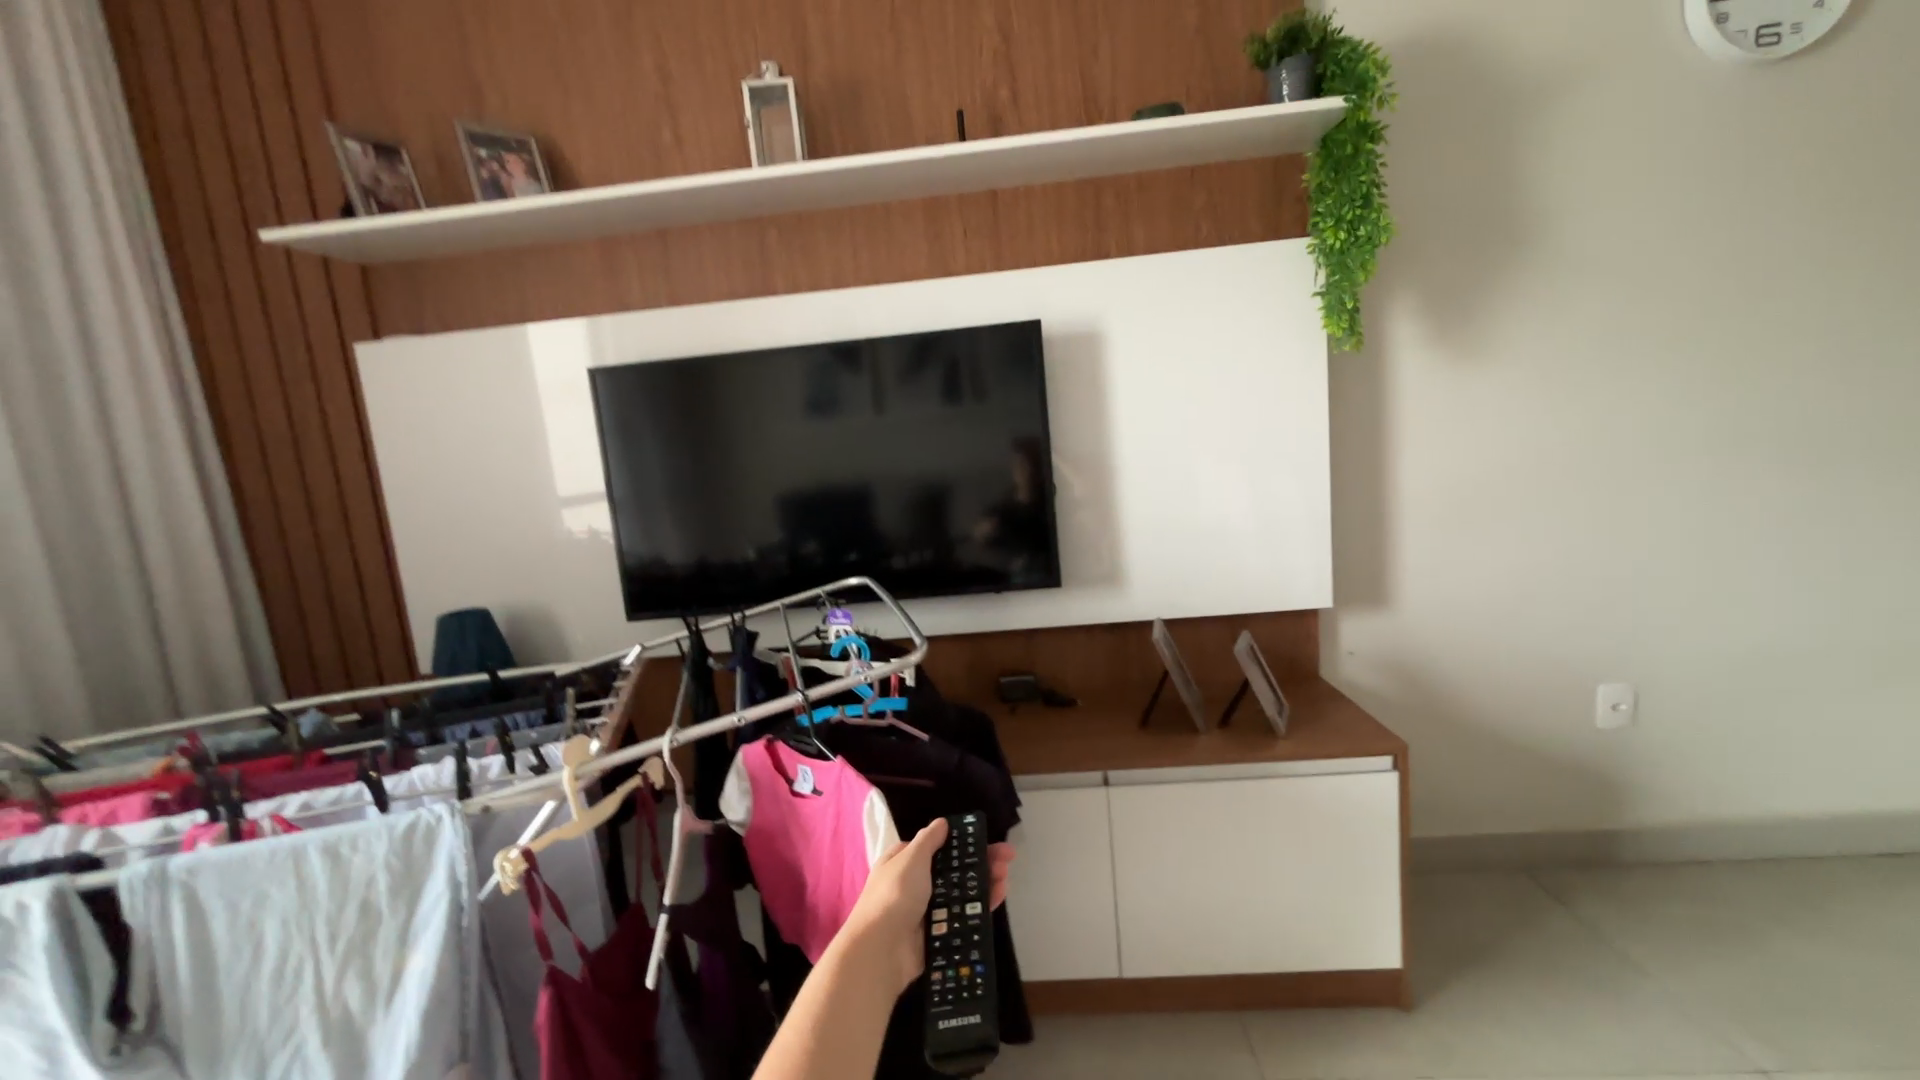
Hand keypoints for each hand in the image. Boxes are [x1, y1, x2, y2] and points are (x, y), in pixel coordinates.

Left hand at [838, 823, 1019, 994]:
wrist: (882, 950)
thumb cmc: (895, 895)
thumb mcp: (911, 858)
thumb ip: (929, 840)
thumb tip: (942, 823)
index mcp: (903, 862)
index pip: (935, 847)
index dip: (959, 842)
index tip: (984, 838)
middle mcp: (915, 885)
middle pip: (953, 870)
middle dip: (980, 862)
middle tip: (1008, 858)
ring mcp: (927, 910)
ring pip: (961, 893)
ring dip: (984, 882)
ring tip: (1006, 876)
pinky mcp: (939, 933)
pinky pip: (964, 917)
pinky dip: (981, 906)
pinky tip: (999, 896)